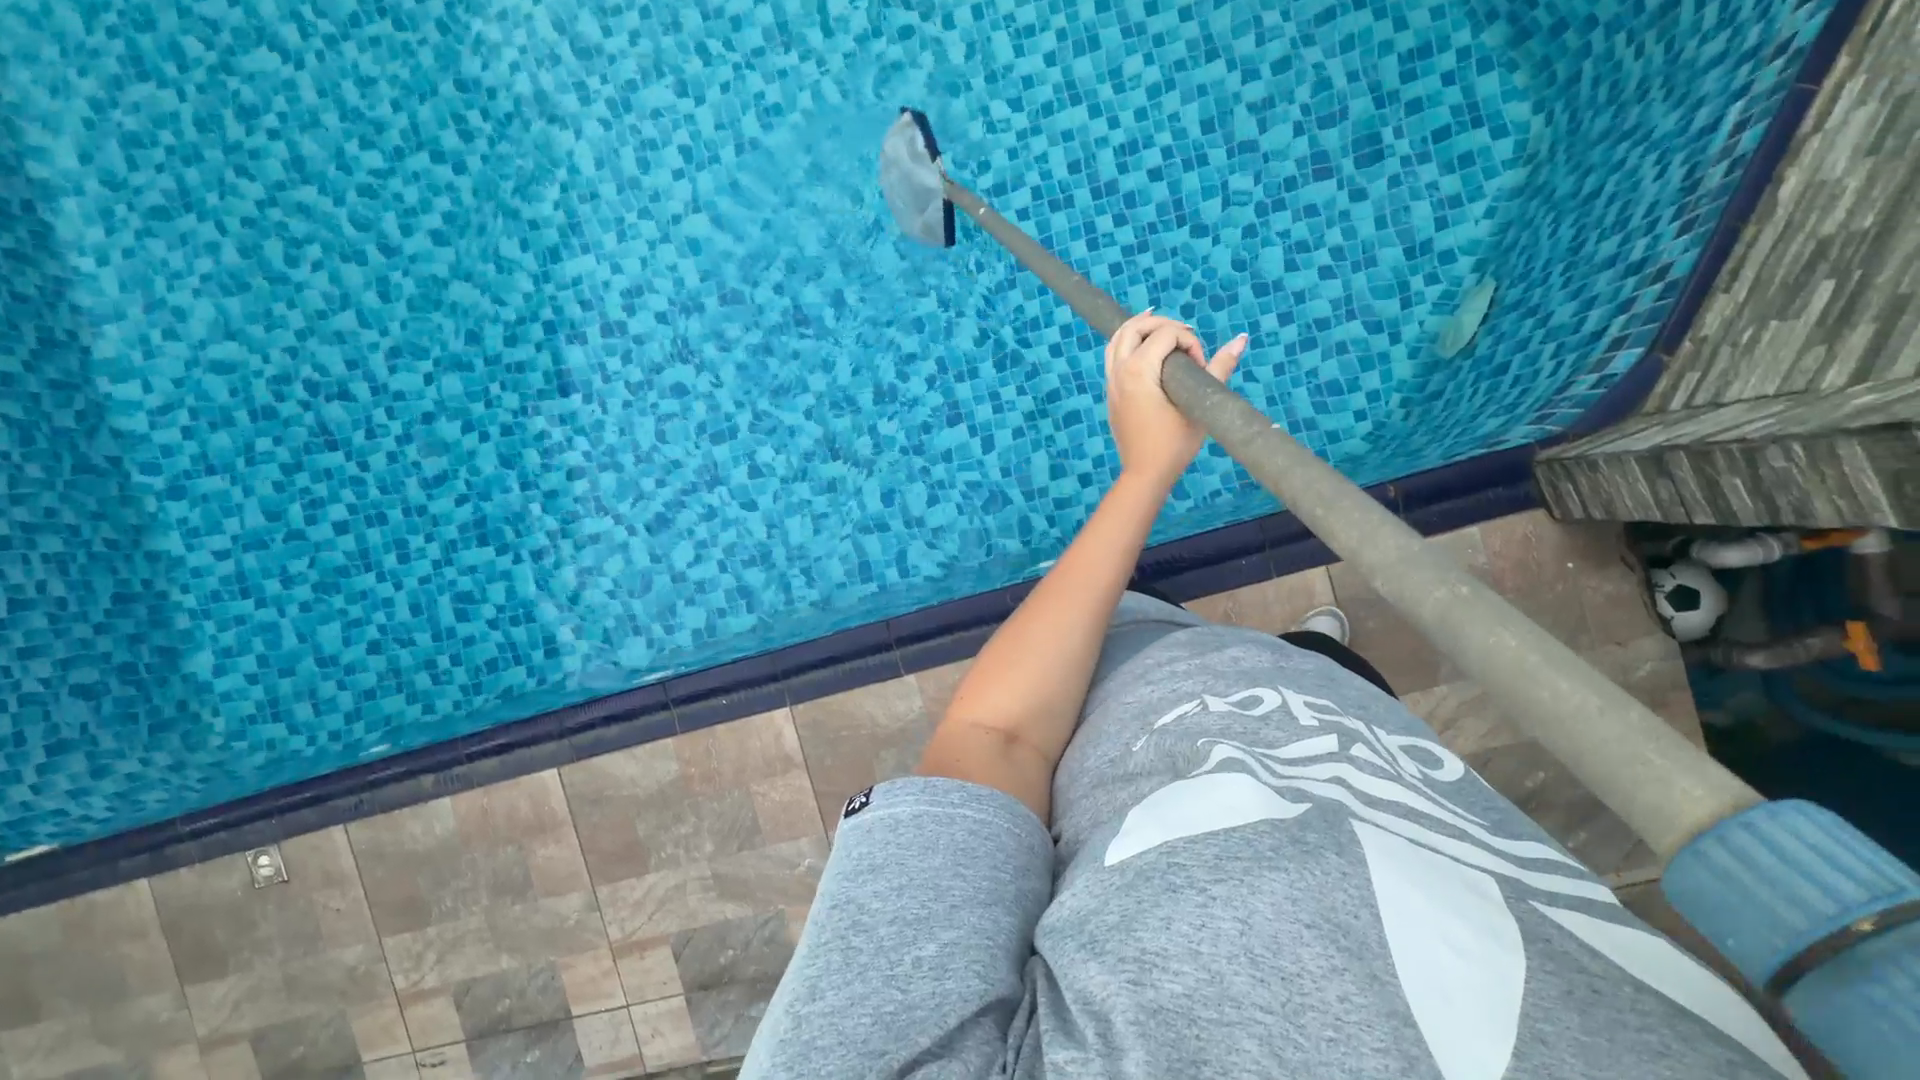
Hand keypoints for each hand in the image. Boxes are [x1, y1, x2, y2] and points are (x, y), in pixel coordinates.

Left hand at [1104, 312, 1245, 490]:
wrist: (1145, 473)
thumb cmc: (1174, 444)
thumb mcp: (1200, 405)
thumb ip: (1219, 369)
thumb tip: (1241, 339)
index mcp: (1138, 372)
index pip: (1164, 335)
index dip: (1188, 342)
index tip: (1201, 366)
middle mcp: (1119, 371)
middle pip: (1135, 327)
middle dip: (1162, 324)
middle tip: (1185, 335)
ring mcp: (1111, 381)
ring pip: (1118, 338)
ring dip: (1140, 328)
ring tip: (1161, 324)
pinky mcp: (1111, 392)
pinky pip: (1114, 355)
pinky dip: (1128, 343)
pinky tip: (1145, 346)